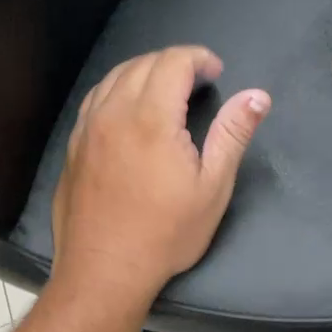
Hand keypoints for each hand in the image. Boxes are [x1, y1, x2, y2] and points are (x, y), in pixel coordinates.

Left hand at [51, 47, 269, 296]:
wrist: (102, 273)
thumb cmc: (165, 233)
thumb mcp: (212, 187)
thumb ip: (233, 134)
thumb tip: (257, 95)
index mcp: (151, 117)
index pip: (173, 62)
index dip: (198, 58)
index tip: (216, 73)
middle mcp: (114, 112)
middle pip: (144, 62)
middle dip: (175, 62)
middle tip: (198, 81)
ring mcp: (87, 128)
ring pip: (115, 76)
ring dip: (145, 71)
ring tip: (167, 89)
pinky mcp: (73, 145)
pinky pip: (96, 98)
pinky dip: (118, 88)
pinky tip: (130, 109)